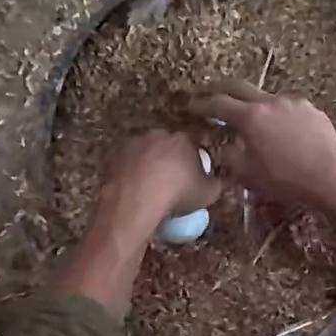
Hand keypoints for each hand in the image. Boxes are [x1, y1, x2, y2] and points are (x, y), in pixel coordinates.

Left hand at [96, 130, 222, 230]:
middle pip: (167, 146)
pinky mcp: (114, 153)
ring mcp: (134, 142)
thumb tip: (220, 179)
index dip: (191, 162)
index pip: (192, 146)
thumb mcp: (208, 193)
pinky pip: (126, 162)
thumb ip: (217, 183)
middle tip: (169, 183)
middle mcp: (158, 135)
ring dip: (147, 164)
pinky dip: (130, 171)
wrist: (136, 200)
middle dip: (168, 160)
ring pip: (145, 152)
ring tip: (148, 187)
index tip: (190, 179)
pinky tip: (132, 188)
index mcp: (183, 140)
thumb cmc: (177, 194)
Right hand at [190, 80, 335, 235]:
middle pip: (239, 87)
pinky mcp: (312, 111)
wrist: (330, 177)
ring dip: (254, 106)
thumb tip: (221, 146)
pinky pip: (288, 109)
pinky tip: (282, 133)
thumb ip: (228, 155)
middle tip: (212, 95)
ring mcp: (294, 103)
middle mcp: (270, 102)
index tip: (192, 106)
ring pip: (266, 98)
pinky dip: (278, 117)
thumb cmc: (284, 178)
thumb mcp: (247, 173)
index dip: (202, 104)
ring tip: (252, 122)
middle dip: (222, 90)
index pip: (218, 103)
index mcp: (250, 116)